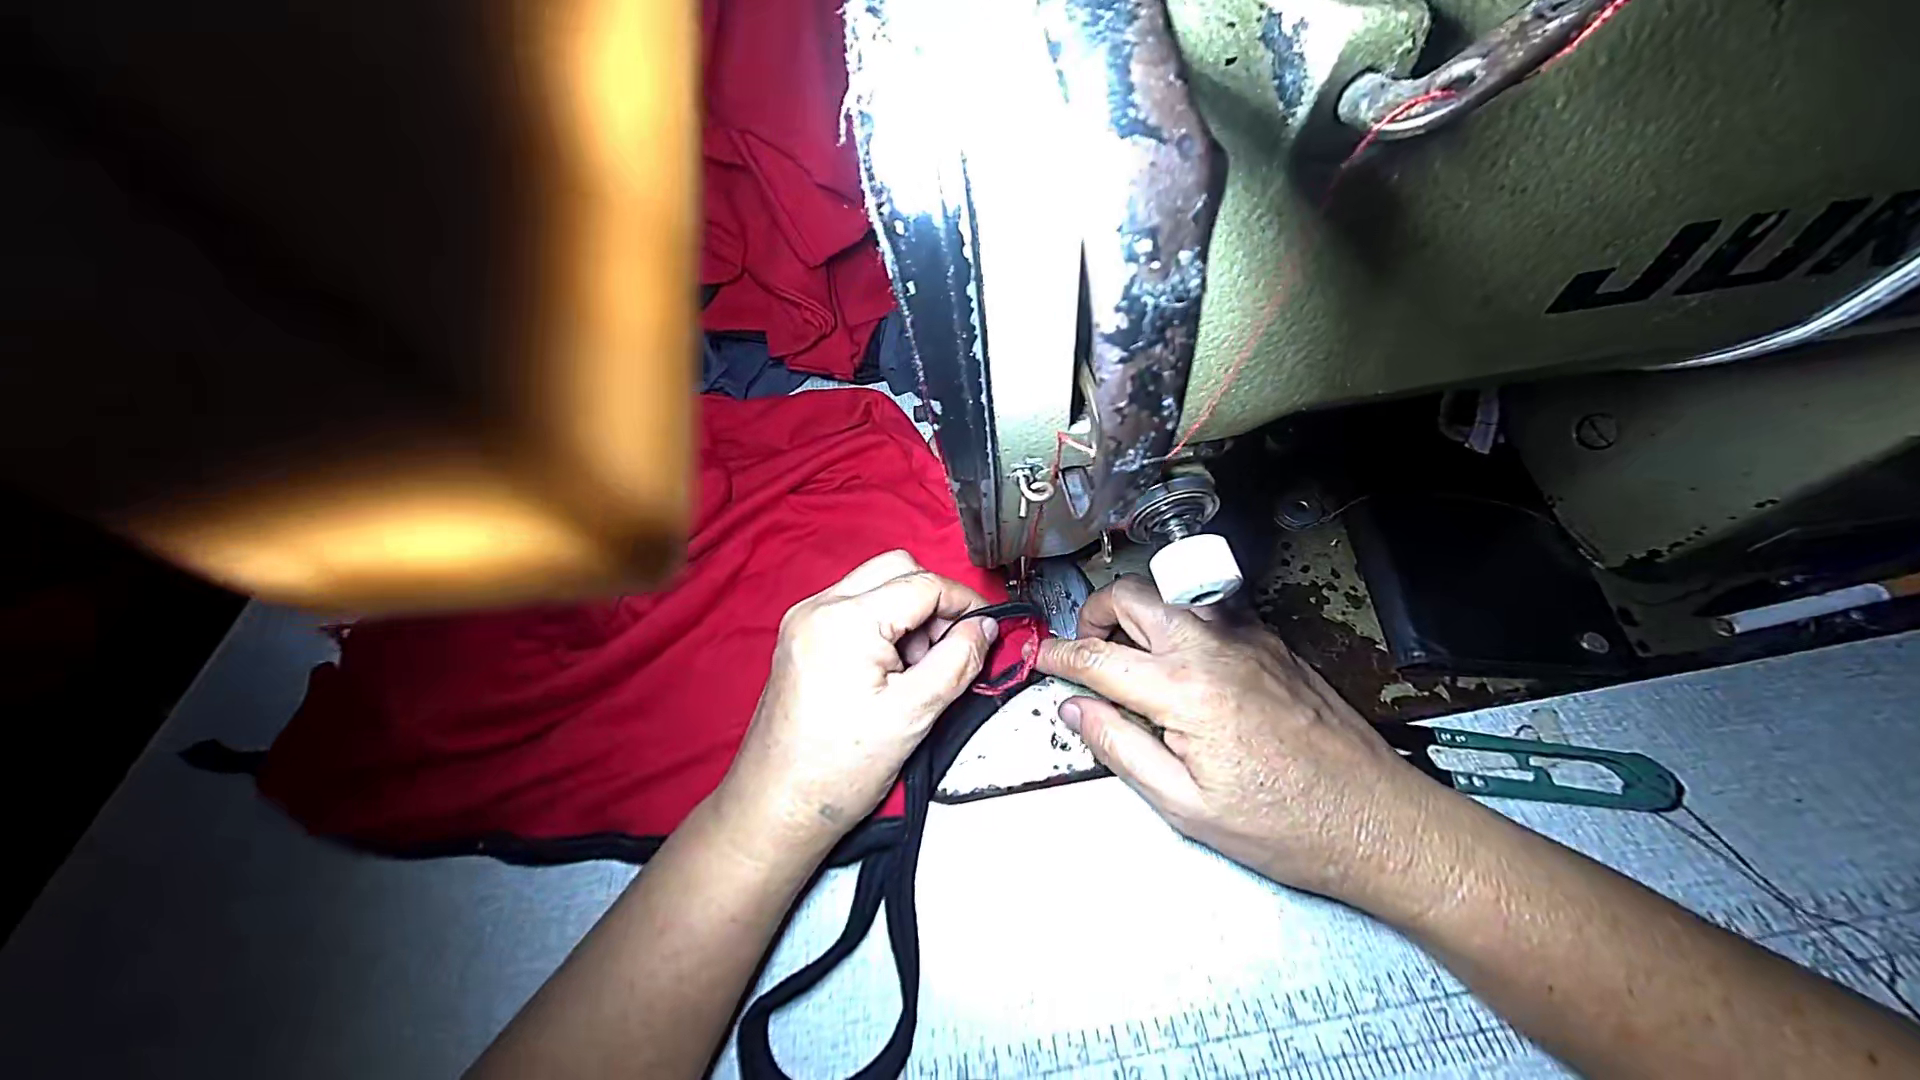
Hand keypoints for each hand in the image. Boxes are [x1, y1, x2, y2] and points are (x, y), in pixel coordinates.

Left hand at [715, 550, 998, 858]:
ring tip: (915, 670)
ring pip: (878, 585)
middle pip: (898, 570)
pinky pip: (857, 607)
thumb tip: (983, 628)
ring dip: (910, 614)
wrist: (776, 806)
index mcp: (843, 621)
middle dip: (934, 602)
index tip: (985, 626)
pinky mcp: (803, 636)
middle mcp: (817, 609)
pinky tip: (892, 670)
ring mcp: (806, 620)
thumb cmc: (831, 772)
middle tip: (950, 647)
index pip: (923, 584)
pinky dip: (886, 625)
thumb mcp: (913, 715)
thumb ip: (958, 661)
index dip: (963, 602)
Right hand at [1036, 576, 1458, 912]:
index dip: (1058, 655)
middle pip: (1128, 595)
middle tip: (1087, 650)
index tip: (1040, 656)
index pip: (1097, 657)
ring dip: (1135, 613)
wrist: (1378, 820)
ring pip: (1167, 593)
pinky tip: (1183, 665)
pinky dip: (1176, 622)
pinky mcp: (1269, 639)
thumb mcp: (1185, 805)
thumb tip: (1074, 708)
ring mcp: (1244, 635)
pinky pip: (1205, 609)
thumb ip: (1119, 747)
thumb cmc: (1282, 824)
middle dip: (1093, 614)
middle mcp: (1210, 646)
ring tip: (1131, 656)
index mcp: (1184, 689)